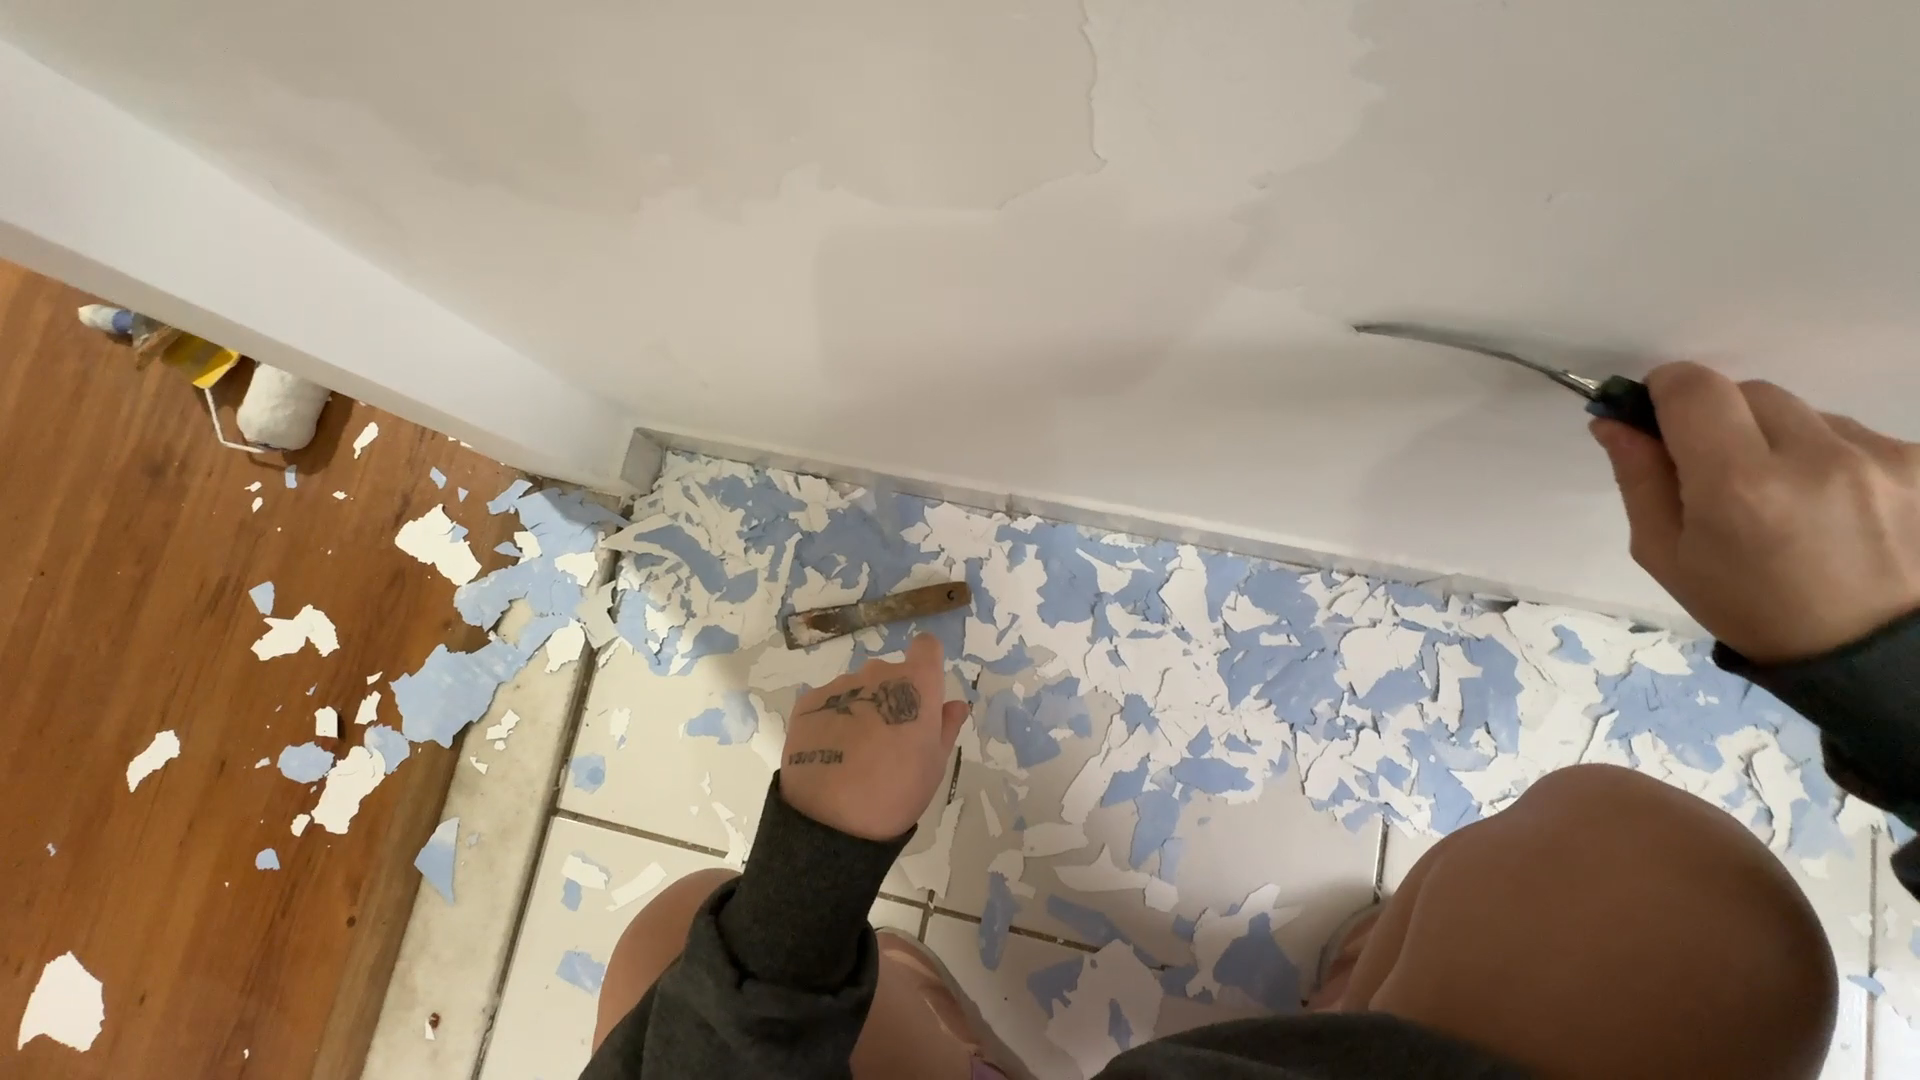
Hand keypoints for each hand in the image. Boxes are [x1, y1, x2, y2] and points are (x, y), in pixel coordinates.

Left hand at [778, 633, 969, 840]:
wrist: (832, 819)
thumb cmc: (898, 790)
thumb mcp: (934, 763)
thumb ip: (946, 726)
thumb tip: (955, 704)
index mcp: (916, 683)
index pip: (926, 647)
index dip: (926, 663)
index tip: (923, 689)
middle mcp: (877, 673)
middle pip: (890, 671)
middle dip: (892, 694)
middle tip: (889, 737)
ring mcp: (840, 686)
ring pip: (858, 688)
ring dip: (862, 707)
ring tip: (855, 750)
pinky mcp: (808, 702)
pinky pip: (829, 702)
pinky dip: (833, 718)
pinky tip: (830, 751)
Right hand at [1592, 361, 1919, 663]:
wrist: (1873, 649)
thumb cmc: (1746, 604)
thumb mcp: (1664, 551)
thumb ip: (1639, 477)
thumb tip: (1615, 423)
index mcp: (1737, 484)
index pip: (1695, 388)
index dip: (1665, 389)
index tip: (1653, 411)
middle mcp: (1814, 456)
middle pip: (1747, 390)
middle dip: (1716, 416)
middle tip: (1709, 465)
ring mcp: (1880, 455)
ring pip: (1800, 412)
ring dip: (1774, 437)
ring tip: (1779, 496)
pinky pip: (1849, 434)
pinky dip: (1823, 455)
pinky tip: (1827, 503)